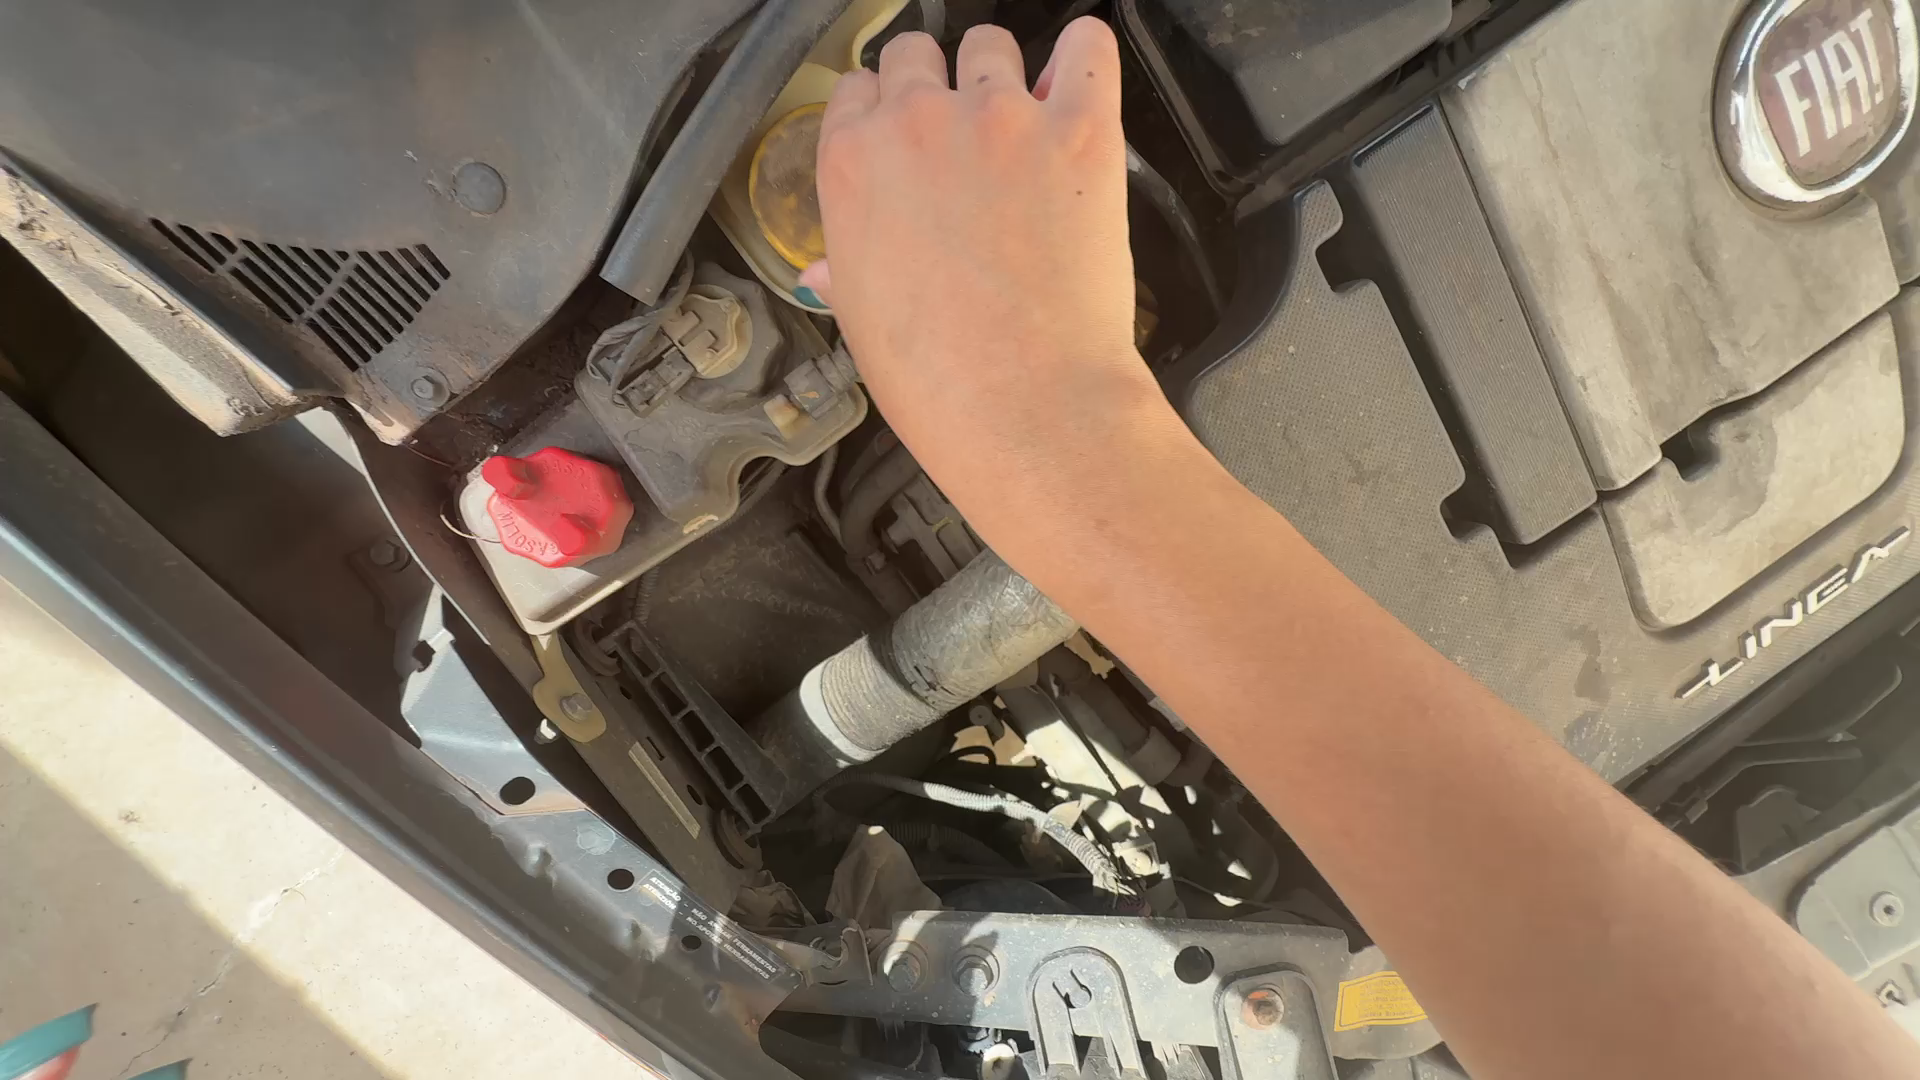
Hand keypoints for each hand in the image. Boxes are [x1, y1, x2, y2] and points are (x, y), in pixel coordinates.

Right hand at [804, 19, 1196, 564]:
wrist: (1021, 407)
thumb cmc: (937, 384)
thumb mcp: (864, 329)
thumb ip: (847, 275)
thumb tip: (825, 273)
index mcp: (852, 168)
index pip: (857, 96)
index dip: (884, 119)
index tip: (906, 148)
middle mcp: (916, 125)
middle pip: (916, 56)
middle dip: (936, 92)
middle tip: (964, 146)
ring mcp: (999, 121)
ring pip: (991, 46)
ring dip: (1002, 79)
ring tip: (1022, 134)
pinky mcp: (1078, 132)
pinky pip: (1084, 48)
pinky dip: (1080, 64)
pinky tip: (1074, 98)